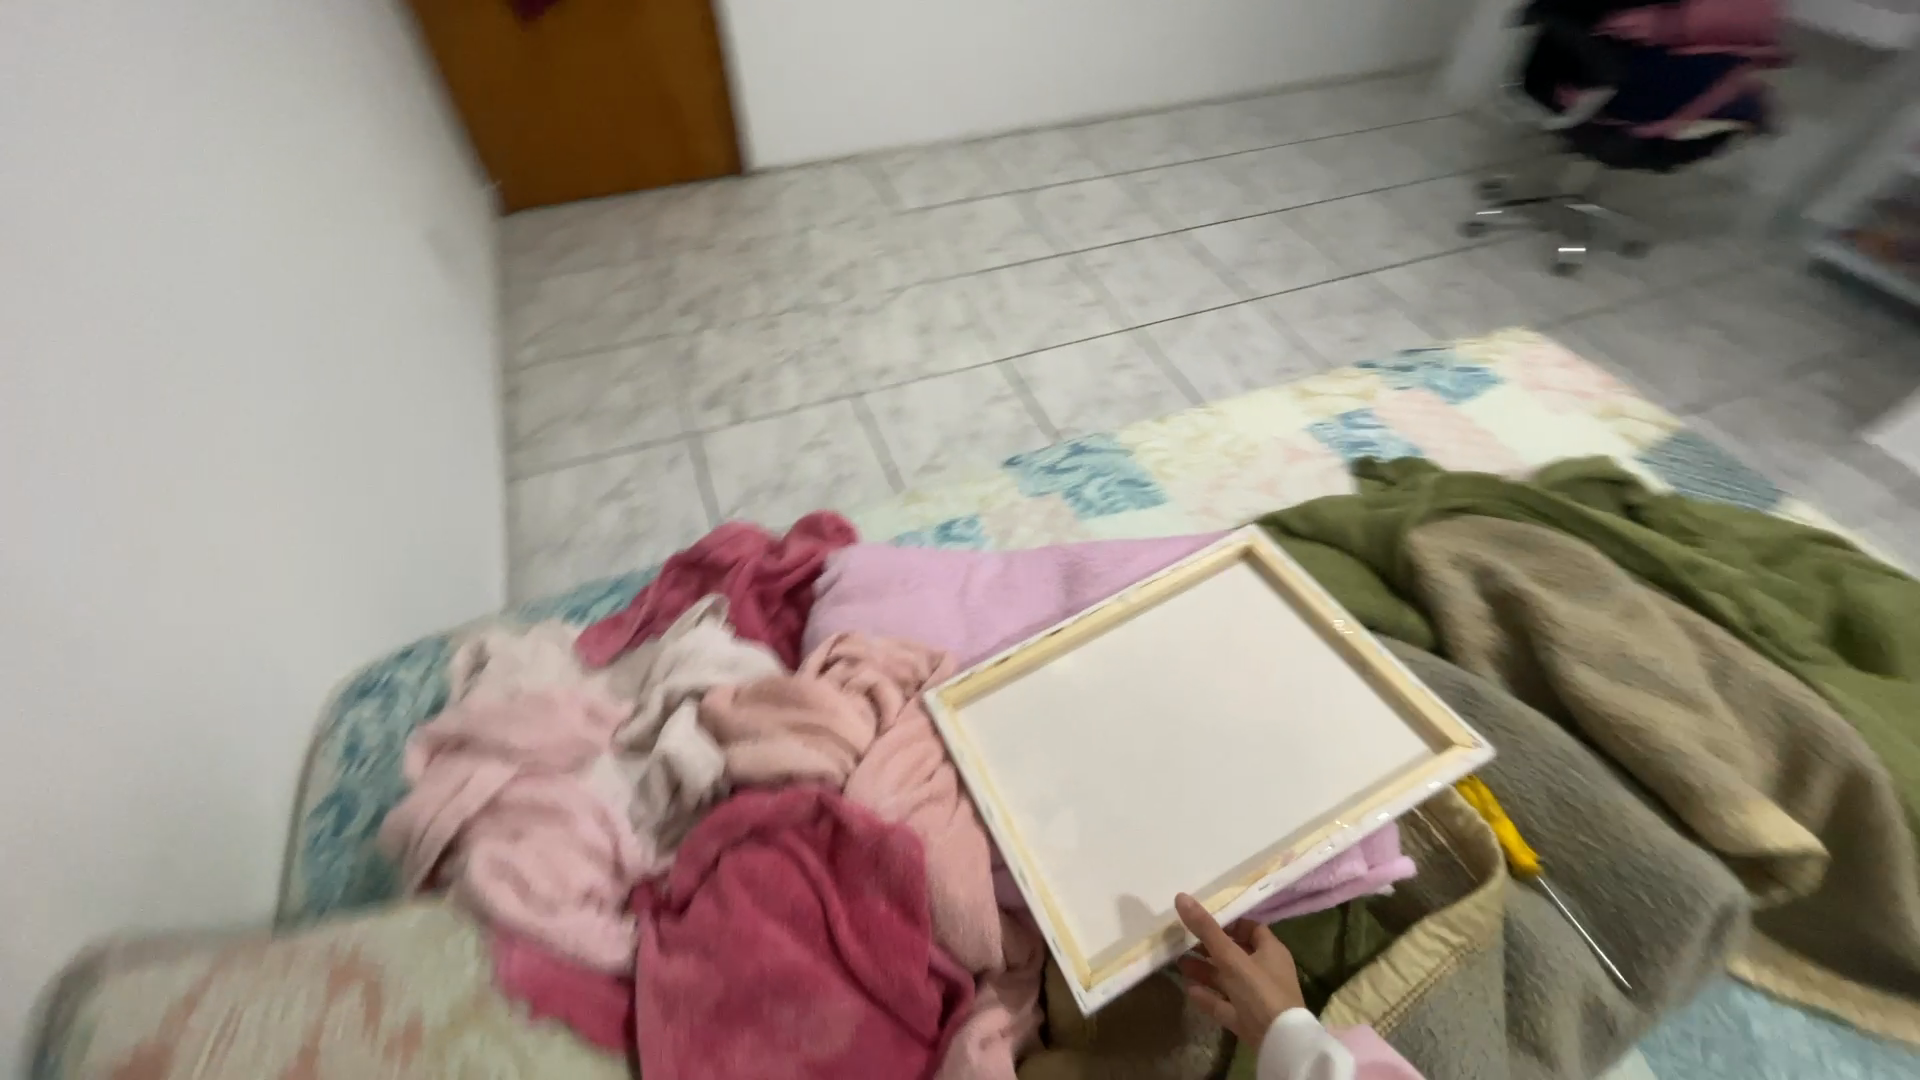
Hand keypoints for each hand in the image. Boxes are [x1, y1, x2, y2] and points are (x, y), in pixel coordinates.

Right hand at [1174, 892, 1304, 1049]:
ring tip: (1179, 963)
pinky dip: (1208, 997)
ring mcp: (1258, 999)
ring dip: (1205, 971)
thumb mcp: (1231, 957)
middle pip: (1235, 954)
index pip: (1250, 929)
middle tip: (1184, 941)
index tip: (1203, 920)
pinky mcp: (1249, 1021)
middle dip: (1208, 948)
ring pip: (1228, 980)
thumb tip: (1181, 896)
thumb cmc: (1260, 991)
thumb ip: (1206, 929)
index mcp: (1271, 952)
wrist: (1280, 1045)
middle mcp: (1266, 973)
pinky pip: (1226, 1005)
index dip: (1228, 923)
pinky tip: (1189, 990)